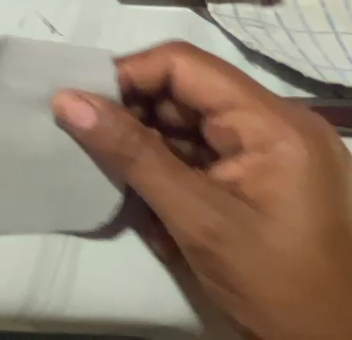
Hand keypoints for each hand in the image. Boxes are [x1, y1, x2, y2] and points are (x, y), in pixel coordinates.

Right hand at [52, 42, 351, 339]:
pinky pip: (209, 155)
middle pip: (186, 91)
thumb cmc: (287, 288)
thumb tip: (64, 98)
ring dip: (150, 147)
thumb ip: (131, 152)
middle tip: (94, 145)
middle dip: (135, 114)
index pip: (182, 64)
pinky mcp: (275, 186)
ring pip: (192, 125)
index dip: (126, 75)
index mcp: (274, 123)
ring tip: (121, 180)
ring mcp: (281, 158)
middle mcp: (281, 127)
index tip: (83, 106)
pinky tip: (154, 206)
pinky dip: (174, 171)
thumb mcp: (198, 219)